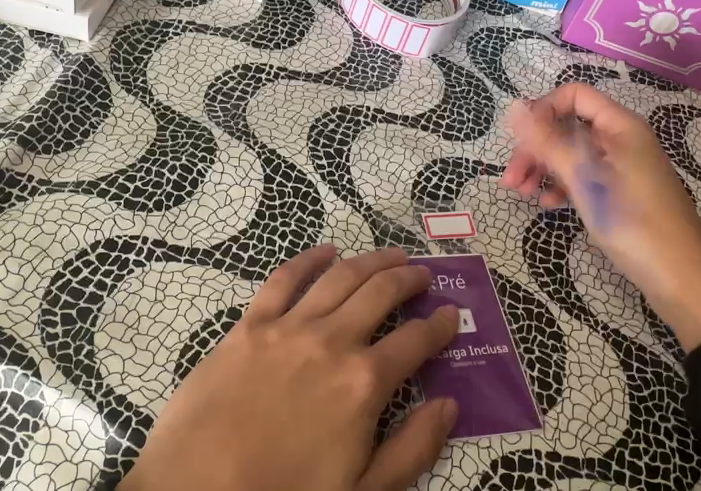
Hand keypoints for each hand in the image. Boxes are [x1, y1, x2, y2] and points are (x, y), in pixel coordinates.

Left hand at [120, 245, 461, 490]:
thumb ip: (411, 449)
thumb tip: (449, 405)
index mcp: (364, 384)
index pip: (416, 341)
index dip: (439, 326)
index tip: (451, 315)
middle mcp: (332, 342)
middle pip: (381, 293)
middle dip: (409, 279)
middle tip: (423, 273)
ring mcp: (288, 327)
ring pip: (340, 277)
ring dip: (371, 260)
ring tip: (391, 254)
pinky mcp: (249, 325)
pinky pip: (284, 279)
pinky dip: (309, 259)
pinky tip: (326, 251)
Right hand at [500, 83, 700, 350]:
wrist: (684, 282)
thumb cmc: (634, 223)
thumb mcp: (585, 180)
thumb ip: (548, 142)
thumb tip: (514, 108)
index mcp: (621, 126)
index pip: (574, 95)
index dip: (543, 110)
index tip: (520, 140)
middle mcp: (624, 139)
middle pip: (570, 126)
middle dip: (536, 146)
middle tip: (510, 178)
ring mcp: (625, 167)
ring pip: (575, 153)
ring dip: (544, 168)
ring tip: (520, 193)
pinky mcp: (625, 194)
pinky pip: (587, 176)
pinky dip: (564, 185)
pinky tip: (548, 204)